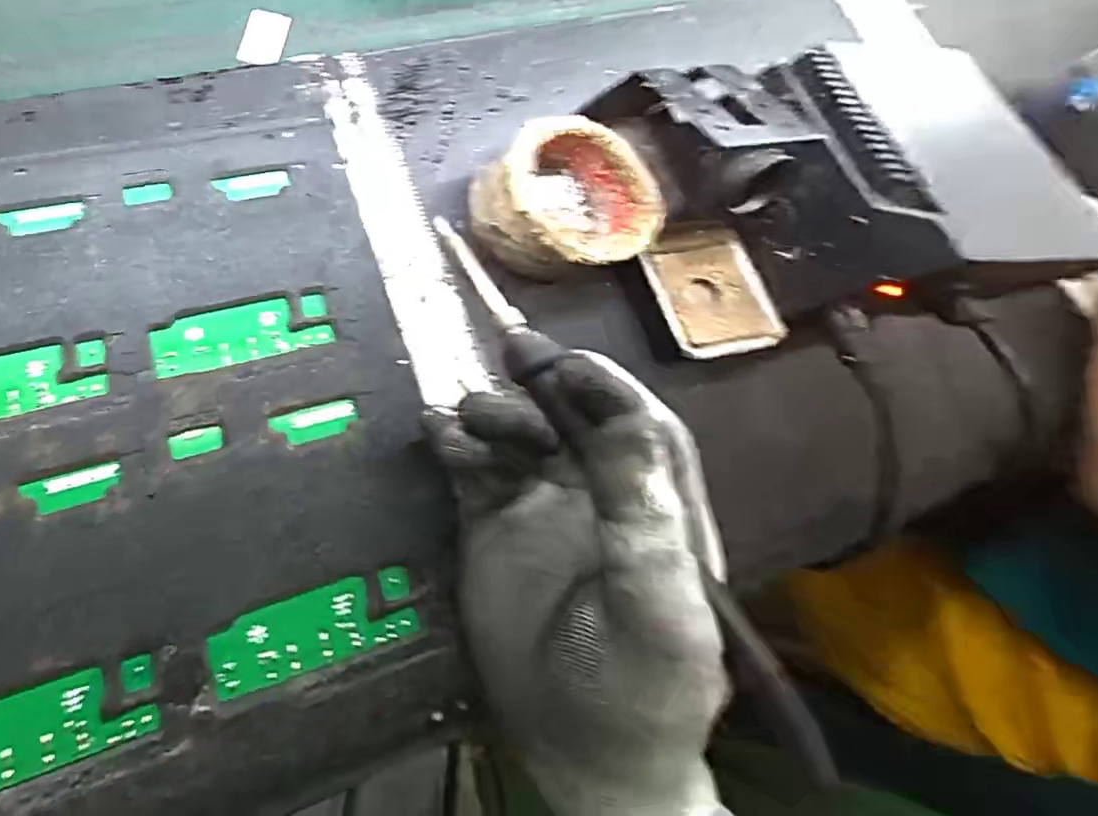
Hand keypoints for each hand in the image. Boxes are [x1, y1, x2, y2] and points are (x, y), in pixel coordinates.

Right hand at [428, 353, 728, 815]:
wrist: (578, 749)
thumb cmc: (640, 691)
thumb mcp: (660, 613)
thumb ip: (645, 523)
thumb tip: (625, 424)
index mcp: (652, 510)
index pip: (637, 429)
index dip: (606, 388)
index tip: (567, 362)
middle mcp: (592, 495)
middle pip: (567, 417)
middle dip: (542, 380)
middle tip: (509, 348)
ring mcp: (535, 505)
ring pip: (512, 434)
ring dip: (492, 412)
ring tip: (468, 419)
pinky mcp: (485, 521)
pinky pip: (467, 466)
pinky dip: (451, 443)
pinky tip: (437, 433)